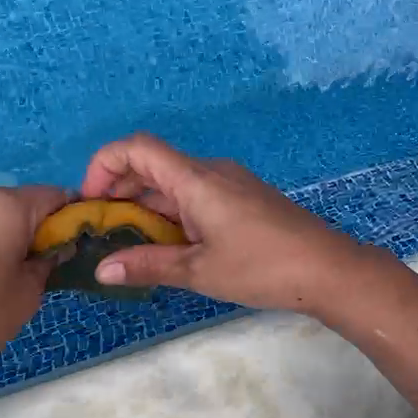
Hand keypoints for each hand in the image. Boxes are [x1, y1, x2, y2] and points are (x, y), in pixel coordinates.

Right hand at [80, 132, 383, 312]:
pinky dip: (174, 214)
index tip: (90, 204)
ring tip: (129, 248)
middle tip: (101, 234)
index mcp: (197, 179)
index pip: (137, 147)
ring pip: (175, 185)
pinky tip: (170, 248)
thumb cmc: (262, 267)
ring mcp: (232, 184)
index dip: (103, 166)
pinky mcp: (245, 199)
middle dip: (120, 195)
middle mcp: (212, 172)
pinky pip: (198, 196)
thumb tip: (102, 268)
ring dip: (148, 209)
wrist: (328, 269)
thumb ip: (148, 265)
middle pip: (153, 167)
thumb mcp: (200, 270)